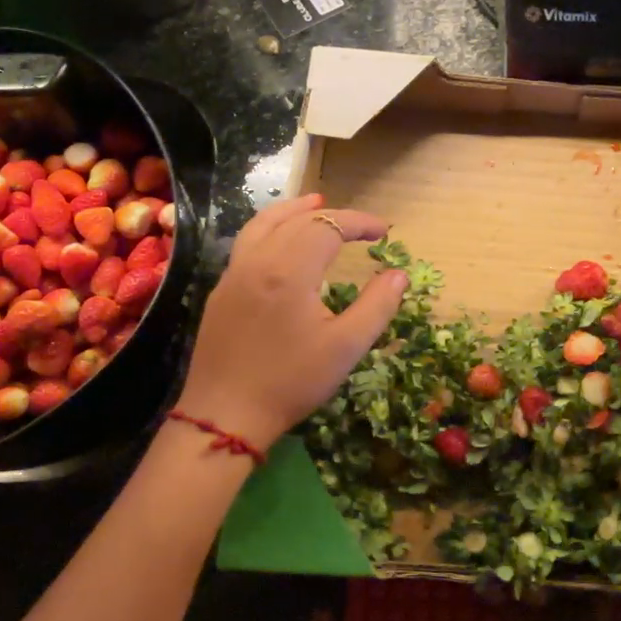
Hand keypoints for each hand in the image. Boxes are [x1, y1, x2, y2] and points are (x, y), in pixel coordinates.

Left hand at [171, 195, 407, 448]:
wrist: (225, 416)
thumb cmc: (291, 382)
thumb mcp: (346, 348)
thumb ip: (377, 306)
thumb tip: (399, 274)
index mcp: (290, 270)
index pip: (328, 226)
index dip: (359, 222)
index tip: (385, 231)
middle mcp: (258, 261)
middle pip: (297, 220)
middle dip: (333, 215)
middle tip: (361, 226)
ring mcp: (234, 274)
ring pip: (263, 224)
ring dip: (293, 211)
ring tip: (315, 204)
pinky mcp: (221, 291)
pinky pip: (247, 243)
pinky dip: (270, 228)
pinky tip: (281, 243)